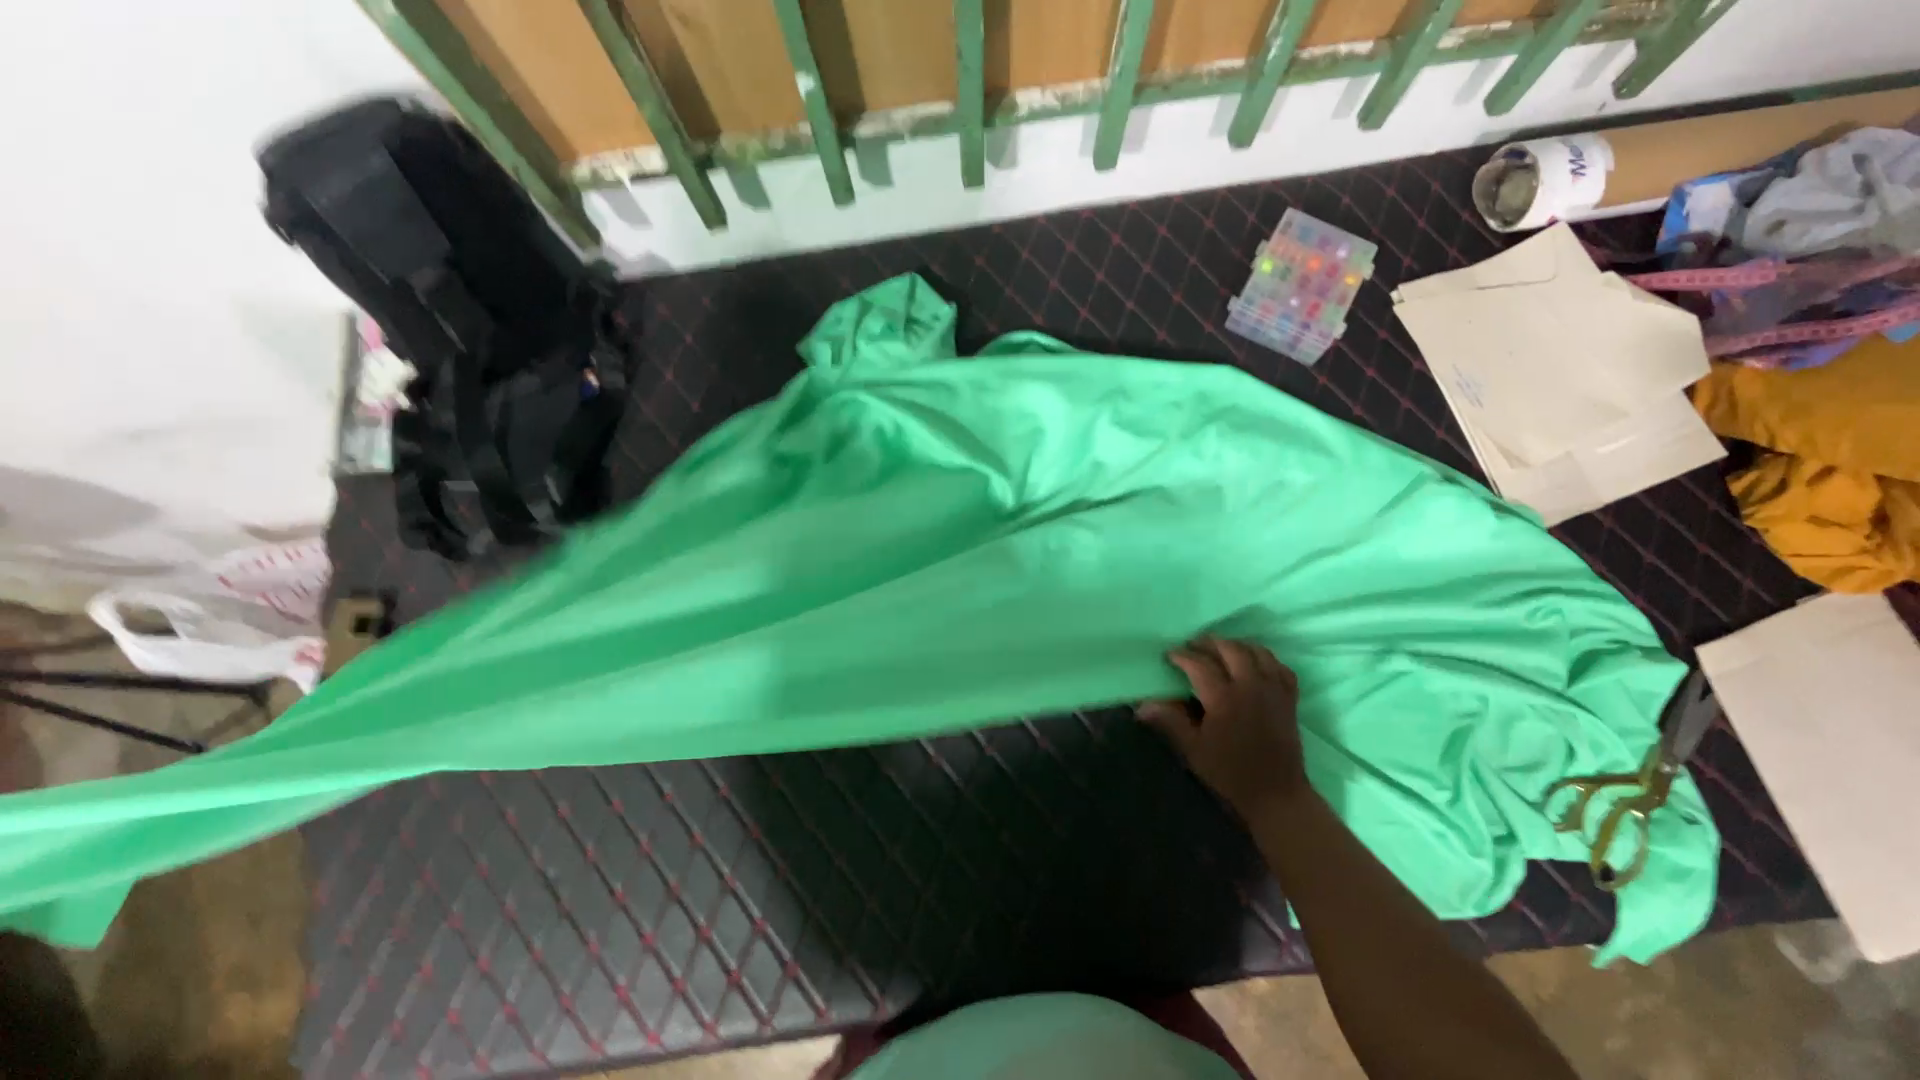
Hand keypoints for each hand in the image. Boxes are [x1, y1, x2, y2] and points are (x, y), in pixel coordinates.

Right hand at [1137, 637, 1310, 819]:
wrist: (1275, 794)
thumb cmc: (1229, 773)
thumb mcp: (1193, 749)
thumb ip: (1170, 722)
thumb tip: (1142, 705)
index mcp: (1224, 698)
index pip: (1200, 665)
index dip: (1183, 656)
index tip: (1170, 655)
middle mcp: (1251, 686)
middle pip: (1231, 650)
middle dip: (1210, 643)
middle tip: (1194, 645)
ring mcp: (1274, 690)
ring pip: (1258, 652)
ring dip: (1238, 645)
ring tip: (1222, 649)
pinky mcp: (1289, 699)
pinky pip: (1280, 667)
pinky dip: (1266, 659)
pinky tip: (1256, 664)